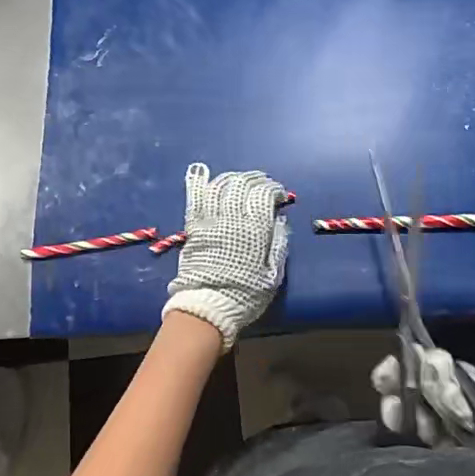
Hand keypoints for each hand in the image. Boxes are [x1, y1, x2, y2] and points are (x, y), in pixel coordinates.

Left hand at [161, 164, 287, 350]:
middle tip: (261, 182)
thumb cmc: (245, 293)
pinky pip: (195, 198)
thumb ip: (278, 244)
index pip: (264, 195)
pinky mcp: (193, 227)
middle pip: (242, 185)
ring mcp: (210, 221)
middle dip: (254, 179)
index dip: (273, 189)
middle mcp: (232, 219)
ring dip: (231, 178)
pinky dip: (197, 182)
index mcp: (255, 229)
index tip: (279, 194)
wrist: (209, 304)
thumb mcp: (272, 274)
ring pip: (220, 187)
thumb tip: (280, 220)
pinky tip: (200, 171)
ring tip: (238, 179)